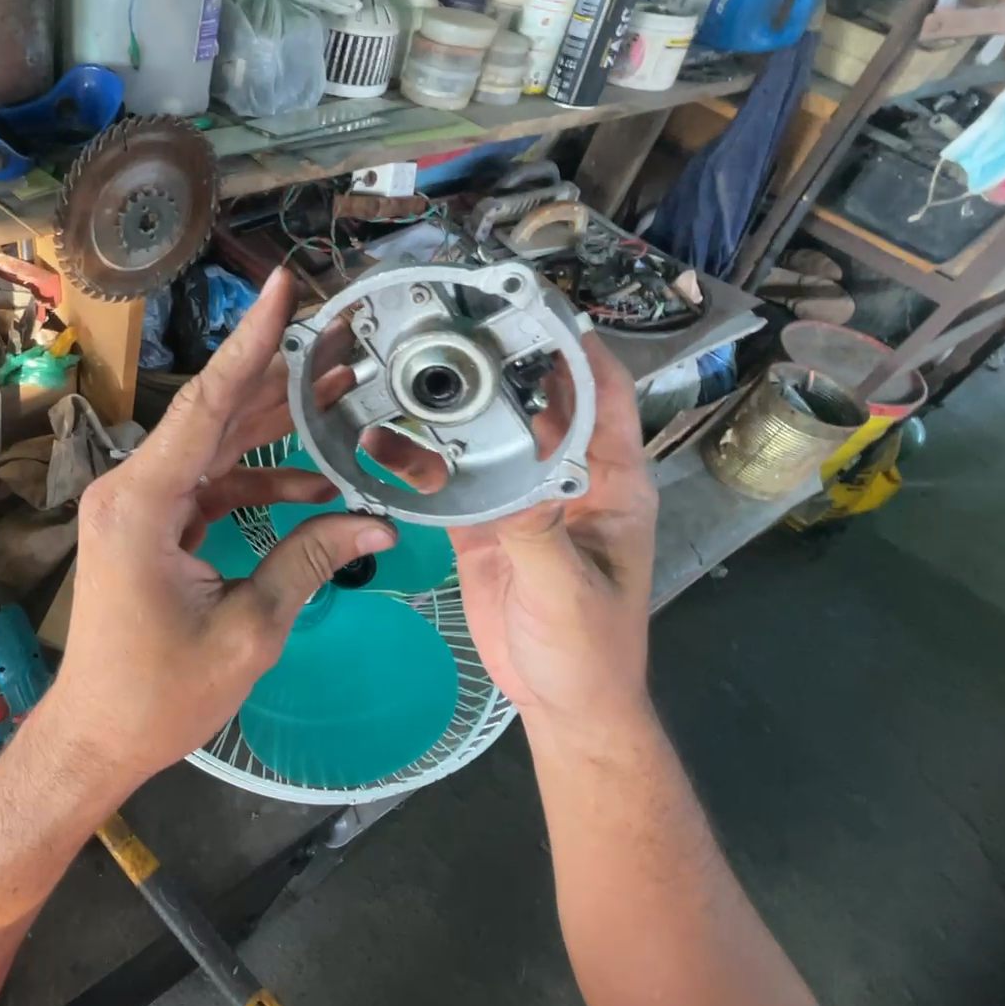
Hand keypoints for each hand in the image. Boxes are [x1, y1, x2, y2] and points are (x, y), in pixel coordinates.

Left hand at [42, 270, 397, 786]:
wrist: (97, 734)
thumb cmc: (160, 693)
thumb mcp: (250, 628)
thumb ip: (310, 561)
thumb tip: (377, 521)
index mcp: (143, 502)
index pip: (207, 403)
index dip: (252, 341)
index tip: (283, 285)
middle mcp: (132, 488)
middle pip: (214, 414)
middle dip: (279, 377)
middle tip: (340, 342)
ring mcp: (138, 506)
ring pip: (214, 447)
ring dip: (273, 429)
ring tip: (341, 400)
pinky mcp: (149, 527)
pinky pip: (208, 486)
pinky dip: (255, 483)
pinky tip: (311, 487)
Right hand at [455, 334, 657, 729]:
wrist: (559, 698)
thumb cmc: (588, 648)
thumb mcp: (568, 590)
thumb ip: (536, 532)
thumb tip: (504, 477)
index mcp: (606, 483)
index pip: (601, 397)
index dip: (576, 348)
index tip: (535, 307)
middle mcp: (564, 478)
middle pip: (537, 406)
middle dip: (505, 365)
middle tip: (456, 328)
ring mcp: (521, 500)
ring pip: (492, 440)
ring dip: (461, 411)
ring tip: (417, 375)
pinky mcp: (486, 525)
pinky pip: (456, 483)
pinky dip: (430, 463)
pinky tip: (399, 443)